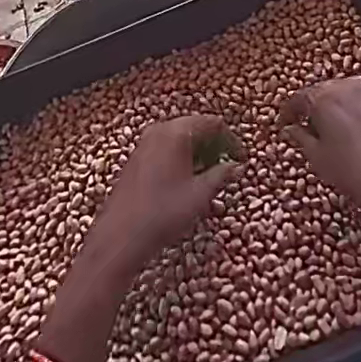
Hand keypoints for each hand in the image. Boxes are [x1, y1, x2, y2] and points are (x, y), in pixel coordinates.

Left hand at [79, 116, 244, 273]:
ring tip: (211, 180)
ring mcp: (144, 145)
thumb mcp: (200, 194)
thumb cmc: (163, 213)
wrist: (120, 238)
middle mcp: (158, 132)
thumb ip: (222, 175)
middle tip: (228, 167)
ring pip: (180, 142)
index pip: (213, 123)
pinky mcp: (135, 161)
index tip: (241, 159)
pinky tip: (188, 185)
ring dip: (198, 156)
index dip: (231, 140)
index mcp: (176, 133)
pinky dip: (181, 162)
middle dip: (214, 147)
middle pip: (195, 129)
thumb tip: (236, 167)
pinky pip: (165, 152)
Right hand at [281, 78, 360, 204]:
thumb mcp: (317, 158)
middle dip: (315, 105)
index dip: (290, 111)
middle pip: (325, 90)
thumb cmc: (355, 173)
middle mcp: (350, 87)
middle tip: (310, 124)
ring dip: (341, 104)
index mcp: (324, 98)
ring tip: (338, 126)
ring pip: (350, 91)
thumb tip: (292, 130)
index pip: (299, 97)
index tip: (287, 121)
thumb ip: (300, 137)